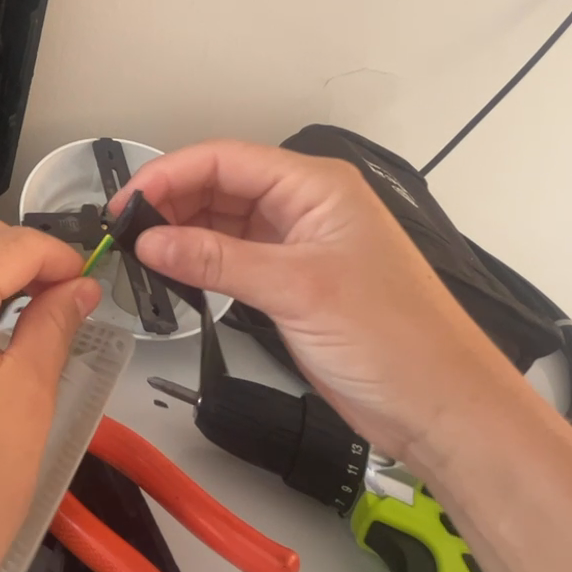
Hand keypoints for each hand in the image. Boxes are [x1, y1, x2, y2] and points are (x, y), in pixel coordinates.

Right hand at [113, 140, 525, 465]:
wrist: (446, 411)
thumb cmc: (396, 339)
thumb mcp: (296, 289)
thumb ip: (215, 259)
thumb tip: (148, 240)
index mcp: (314, 185)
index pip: (222, 159)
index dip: (168, 175)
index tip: (126, 204)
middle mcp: (302, 203)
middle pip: (217, 184)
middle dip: (169, 201)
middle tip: (126, 230)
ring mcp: (295, 240)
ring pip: (220, 217)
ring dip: (180, 230)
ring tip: (141, 250)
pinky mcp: (288, 276)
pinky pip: (230, 252)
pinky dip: (198, 258)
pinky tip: (173, 269)